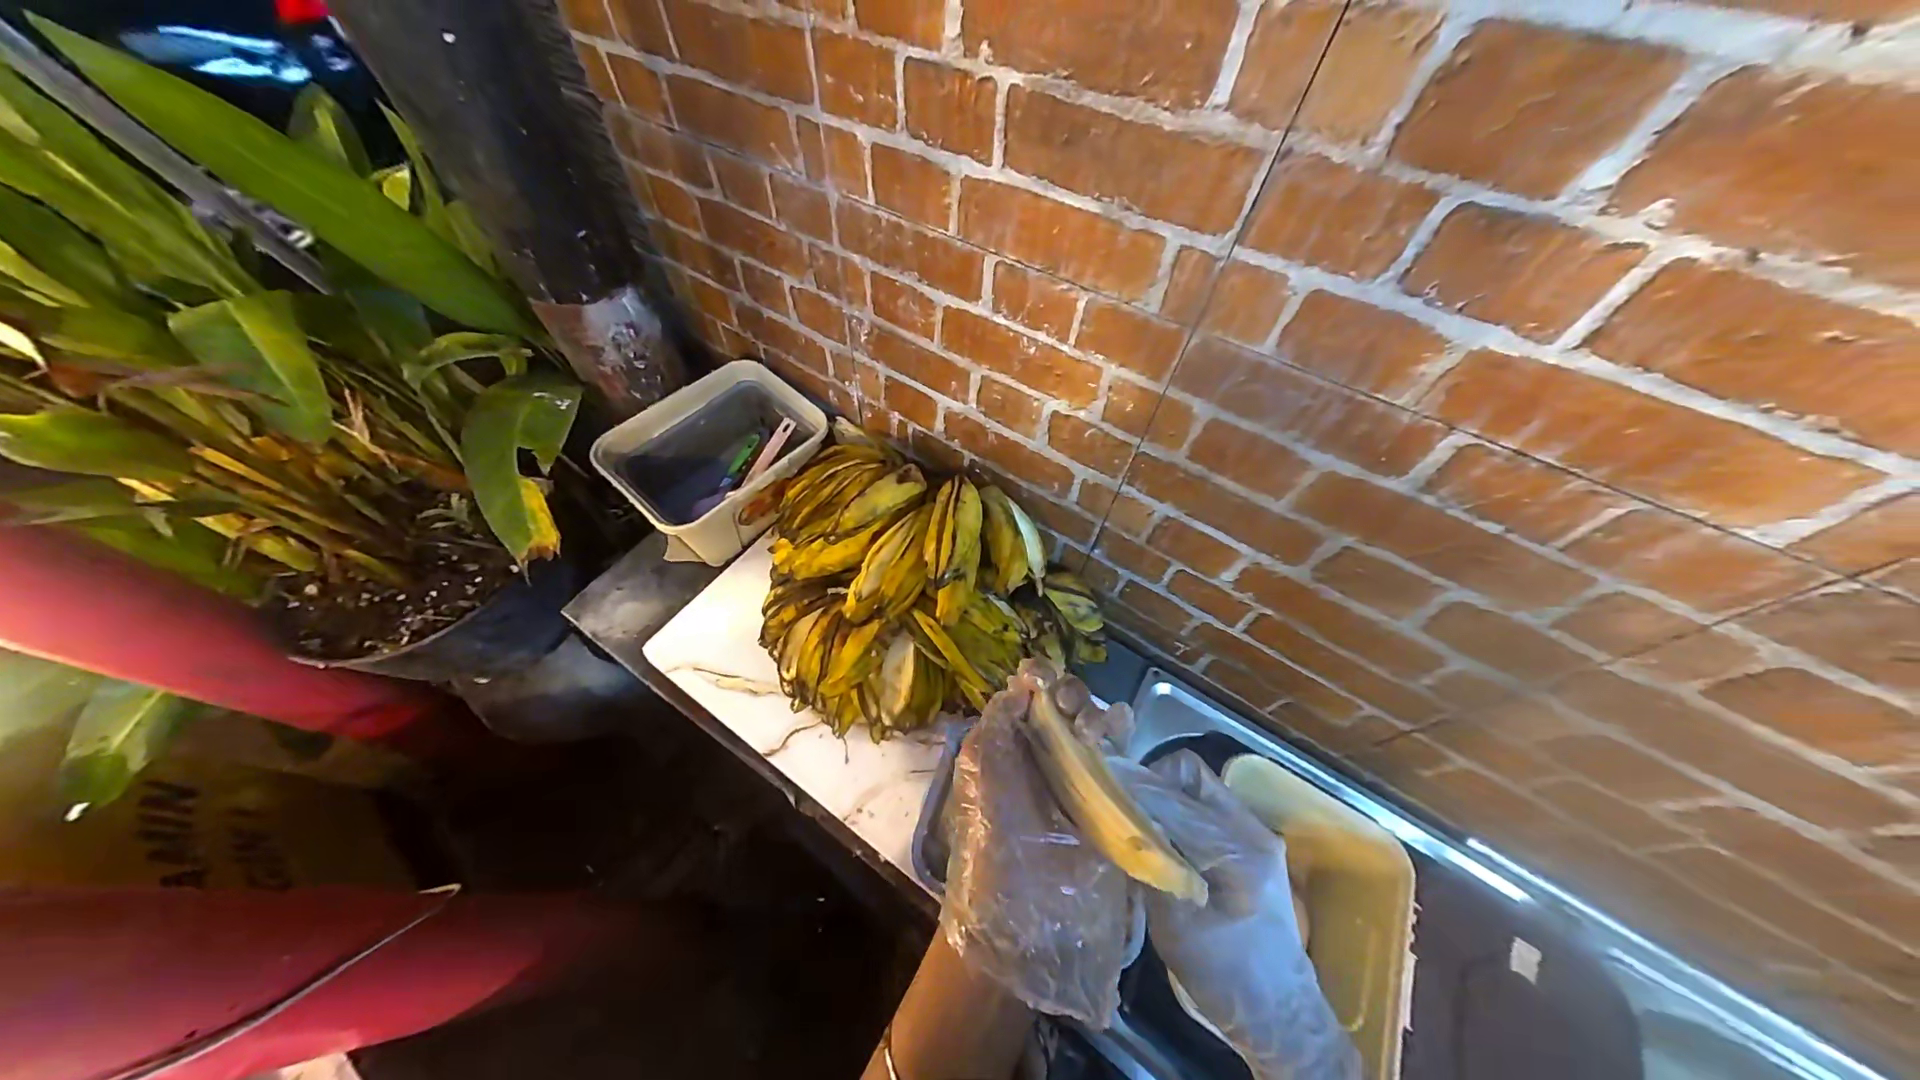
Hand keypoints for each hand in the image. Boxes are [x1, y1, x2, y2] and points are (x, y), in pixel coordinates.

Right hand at [1118, 751, 1360, 1079]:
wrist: (1281, 1009)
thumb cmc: (1223, 975)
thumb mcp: (1173, 926)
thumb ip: (1147, 865)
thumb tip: (1110, 823)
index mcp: (1234, 852)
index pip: (1169, 798)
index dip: (1127, 788)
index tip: (1093, 787)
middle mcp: (1249, 827)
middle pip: (1187, 772)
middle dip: (1146, 780)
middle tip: (1117, 802)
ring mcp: (1255, 829)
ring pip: (1197, 781)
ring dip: (1162, 788)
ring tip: (1136, 814)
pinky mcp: (1252, 837)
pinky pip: (1206, 800)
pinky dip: (1177, 803)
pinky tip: (1160, 829)